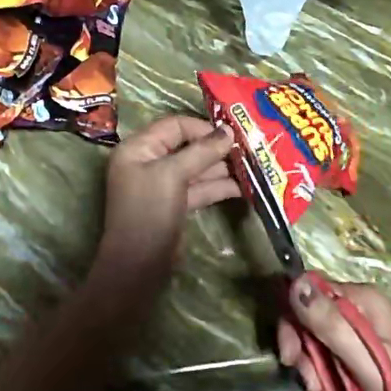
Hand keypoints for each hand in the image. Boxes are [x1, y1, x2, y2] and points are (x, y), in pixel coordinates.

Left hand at [97, 115, 239, 275]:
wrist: (138, 265)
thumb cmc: (149, 211)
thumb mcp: (173, 175)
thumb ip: (201, 151)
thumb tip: (228, 131)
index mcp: (138, 148)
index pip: (173, 126)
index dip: (202, 127)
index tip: (232, 134)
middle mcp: (147, 162)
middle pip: (186, 146)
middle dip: (215, 148)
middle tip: (249, 150)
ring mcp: (161, 185)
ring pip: (194, 168)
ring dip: (221, 168)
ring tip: (252, 167)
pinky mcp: (174, 205)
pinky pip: (197, 188)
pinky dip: (217, 187)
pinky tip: (243, 187)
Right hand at [278, 278, 390, 390]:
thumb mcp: (368, 363)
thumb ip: (331, 325)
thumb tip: (295, 284)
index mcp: (363, 301)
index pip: (308, 292)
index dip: (294, 321)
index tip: (292, 356)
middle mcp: (358, 312)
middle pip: (307, 322)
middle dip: (305, 359)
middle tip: (312, 388)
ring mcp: (357, 338)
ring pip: (313, 348)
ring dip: (314, 380)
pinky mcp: (356, 363)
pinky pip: (325, 367)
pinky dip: (323, 390)